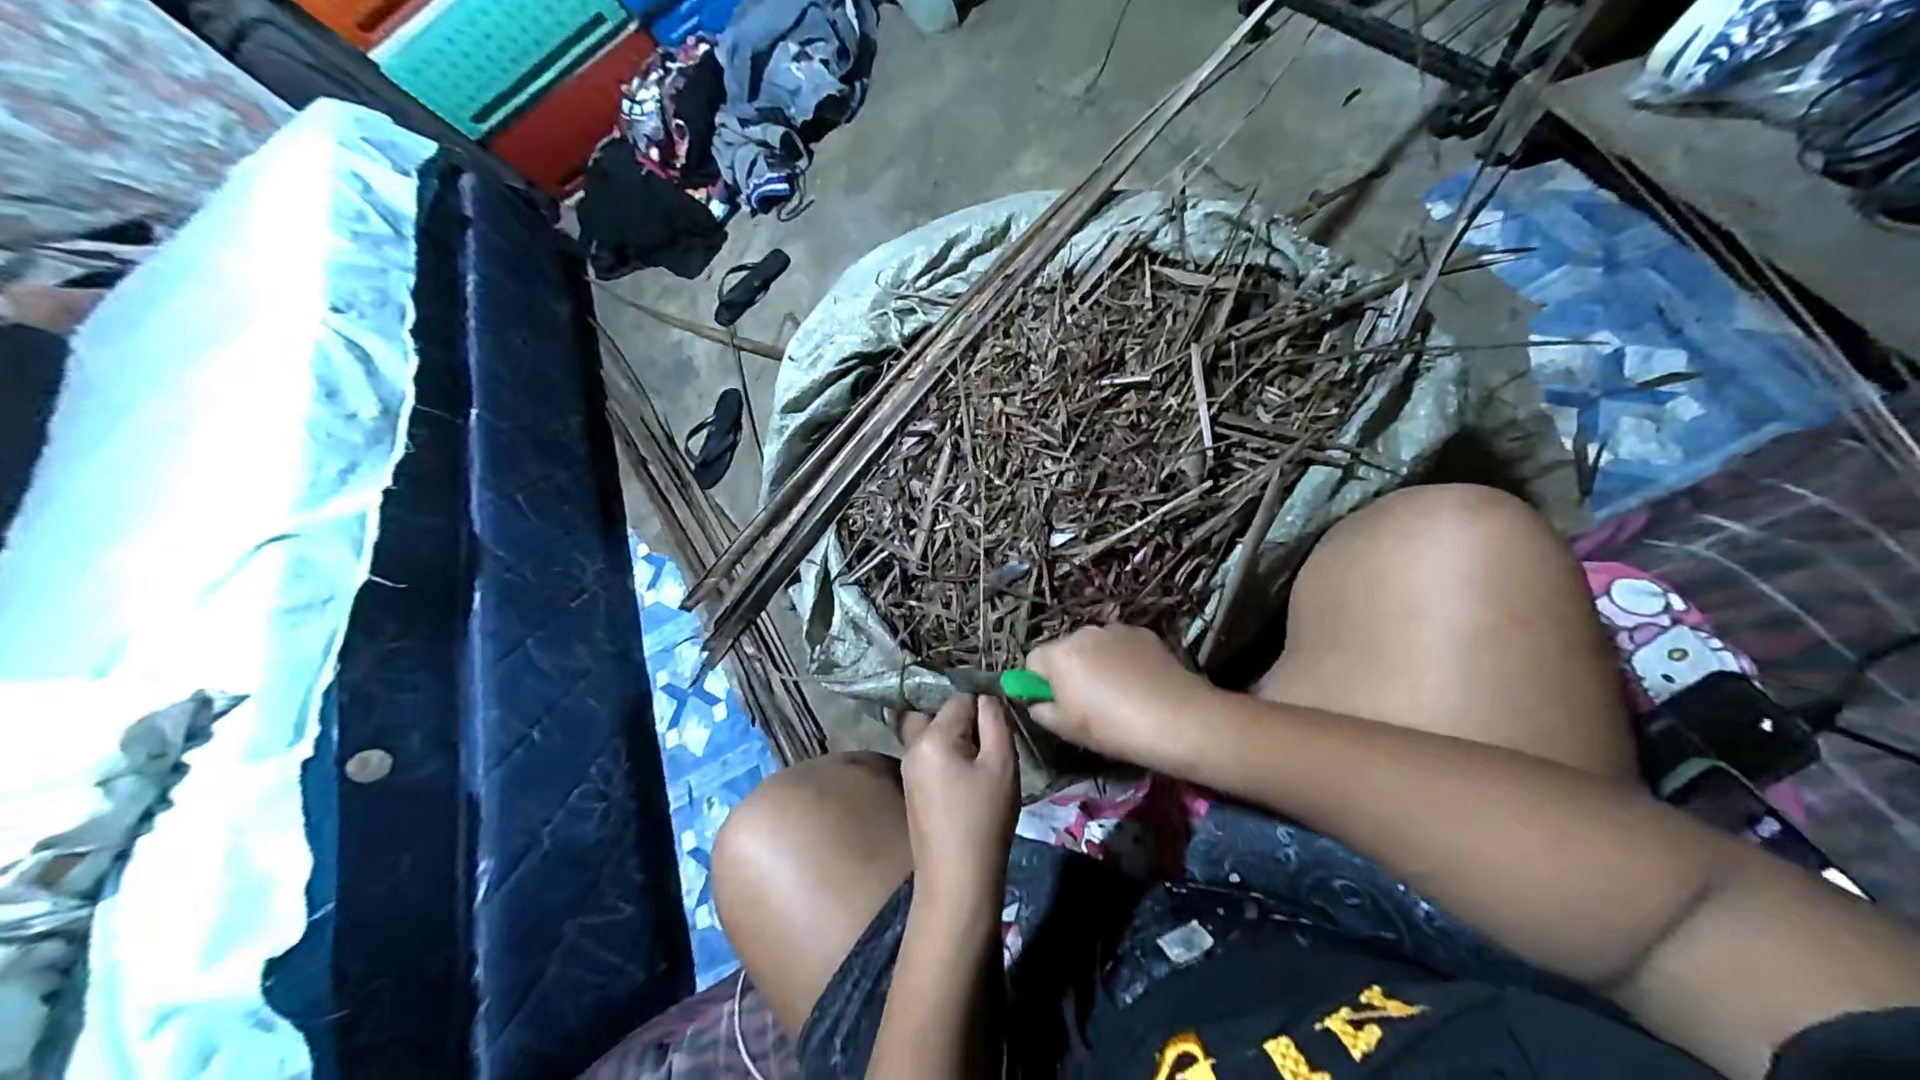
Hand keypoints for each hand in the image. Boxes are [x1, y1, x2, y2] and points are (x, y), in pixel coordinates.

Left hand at [900, 694, 1018, 909]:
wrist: (957, 879)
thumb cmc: (984, 819)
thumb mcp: (1001, 763)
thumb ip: (995, 720)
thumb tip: (987, 697)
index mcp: (931, 736)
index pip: (960, 698)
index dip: (984, 708)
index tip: (1001, 730)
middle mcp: (912, 746)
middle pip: (941, 714)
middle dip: (966, 722)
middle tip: (989, 746)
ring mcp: (908, 768)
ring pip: (934, 734)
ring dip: (957, 740)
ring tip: (981, 764)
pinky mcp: (911, 788)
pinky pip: (930, 755)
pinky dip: (948, 758)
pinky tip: (968, 782)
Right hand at [1026, 624, 1218, 764]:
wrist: (1179, 719)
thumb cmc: (1114, 728)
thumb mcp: (1067, 730)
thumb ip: (1041, 711)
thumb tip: (1038, 702)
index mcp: (1059, 654)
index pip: (1033, 661)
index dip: (1041, 683)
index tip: (1058, 704)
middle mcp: (1083, 632)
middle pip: (1064, 650)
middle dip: (1070, 671)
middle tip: (1088, 703)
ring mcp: (1116, 630)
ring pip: (1094, 646)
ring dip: (1097, 663)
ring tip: (1118, 694)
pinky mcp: (1144, 633)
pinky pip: (1121, 645)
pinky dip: (1123, 659)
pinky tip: (1140, 684)